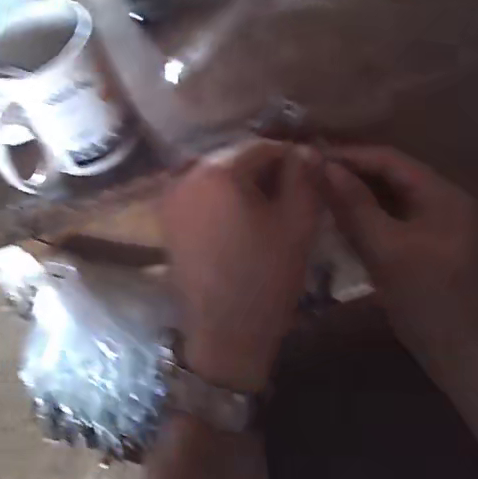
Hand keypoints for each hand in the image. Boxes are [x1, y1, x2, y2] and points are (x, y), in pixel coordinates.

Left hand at [161, 140, 322, 392]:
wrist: (224, 331)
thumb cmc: (266, 276)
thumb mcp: (298, 223)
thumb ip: (304, 177)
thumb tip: (305, 149)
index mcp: (217, 170)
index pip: (262, 146)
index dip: (291, 158)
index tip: (310, 176)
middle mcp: (185, 175)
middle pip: (234, 158)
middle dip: (264, 170)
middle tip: (292, 194)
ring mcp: (170, 198)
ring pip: (215, 176)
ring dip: (241, 184)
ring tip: (268, 210)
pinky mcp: (166, 221)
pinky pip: (199, 195)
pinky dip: (221, 199)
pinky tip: (241, 222)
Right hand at [320, 146, 477, 355]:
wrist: (458, 352)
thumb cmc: (425, 297)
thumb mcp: (386, 248)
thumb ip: (354, 205)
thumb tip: (322, 166)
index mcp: (444, 195)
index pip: (390, 160)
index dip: (349, 155)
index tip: (310, 156)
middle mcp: (443, 202)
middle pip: (389, 175)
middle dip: (350, 173)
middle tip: (307, 173)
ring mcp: (435, 225)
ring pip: (387, 197)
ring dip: (353, 193)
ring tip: (315, 191)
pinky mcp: (424, 245)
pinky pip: (389, 218)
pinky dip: (363, 215)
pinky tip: (336, 219)